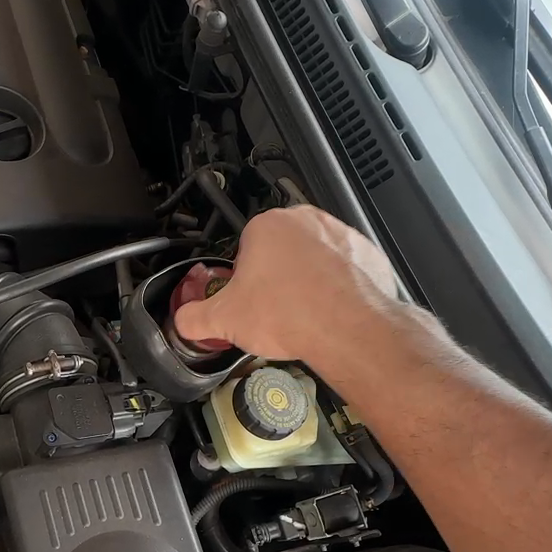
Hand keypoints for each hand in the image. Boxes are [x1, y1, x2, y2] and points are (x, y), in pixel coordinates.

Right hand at [174, 205, 399, 363]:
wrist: (348, 330)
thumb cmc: (292, 314)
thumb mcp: (223, 320)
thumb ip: (193, 318)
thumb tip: (183, 321)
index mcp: (266, 226)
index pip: (243, 246)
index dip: (242, 276)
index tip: (245, 297)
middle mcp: (305, 221)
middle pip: (279, 249)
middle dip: (273, 276)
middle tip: (270, 308)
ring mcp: (340, 234)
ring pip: (312, 256)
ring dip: (303, 280)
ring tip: (298, 313)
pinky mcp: (367, 253)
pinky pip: (343, 268)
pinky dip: (335, 287)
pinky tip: (325, 312)